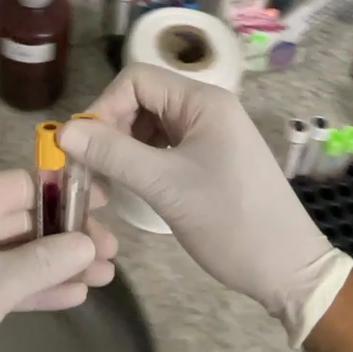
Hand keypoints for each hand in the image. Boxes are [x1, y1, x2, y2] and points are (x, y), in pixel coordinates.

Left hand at [0, 170, 118, 351]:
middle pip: (21, 218)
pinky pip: (2, 279)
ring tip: (105, 274)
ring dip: (57, 264)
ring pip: (16, 252)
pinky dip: (34, 286)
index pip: (19, 184)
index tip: (104, 200)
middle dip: (66, 235)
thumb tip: (88, 242)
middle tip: (111, 250)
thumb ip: (43, 262)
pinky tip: (73, 294)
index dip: (64, 191)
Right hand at [60, 64, 352, 346]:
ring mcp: (210, 131)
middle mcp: (206, 106)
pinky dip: (142, 158)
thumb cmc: (231, 222)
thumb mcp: (165, 187)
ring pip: (150, 122)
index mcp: (202, 101)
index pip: (136, 80)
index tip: (86, 147)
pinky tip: (133, 183)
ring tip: (109, 180)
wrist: (289, 271)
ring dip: (124, 145)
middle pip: (142, 98)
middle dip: (112, 128)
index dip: (104, 107)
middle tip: (92, 169)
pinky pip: (165, 142)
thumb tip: (64, 131)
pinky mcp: (210, 154)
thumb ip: (113, 153)